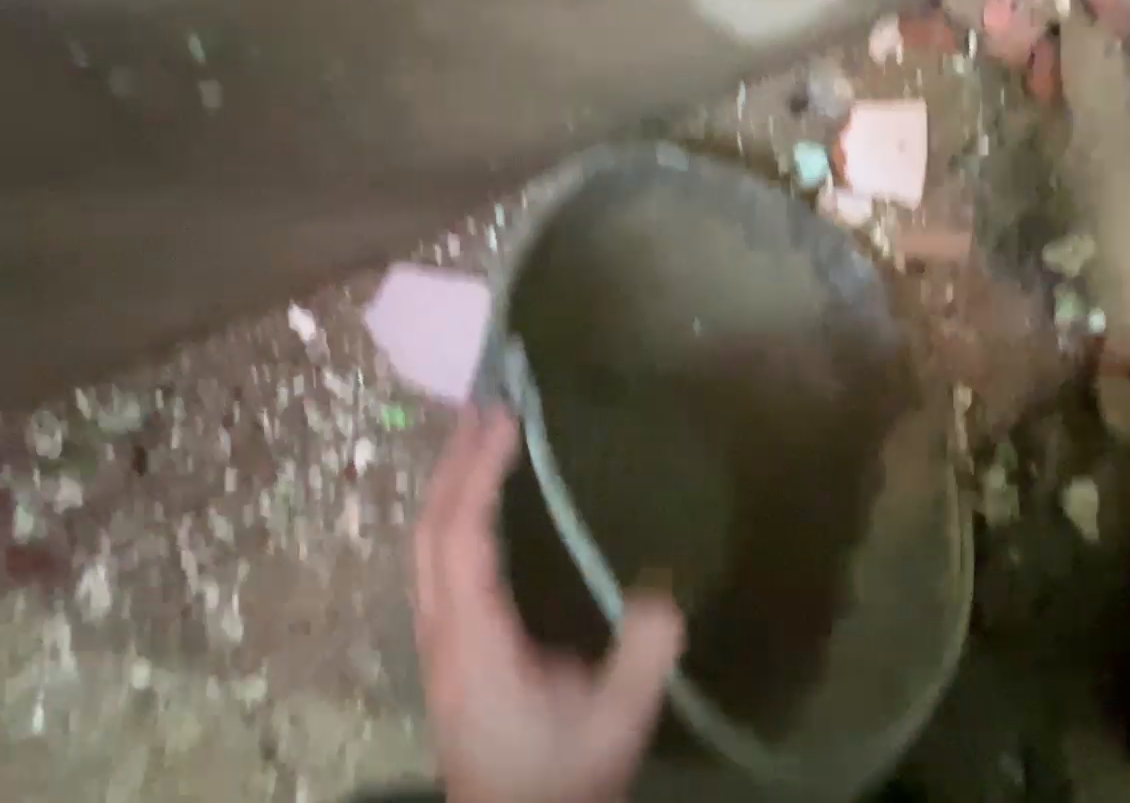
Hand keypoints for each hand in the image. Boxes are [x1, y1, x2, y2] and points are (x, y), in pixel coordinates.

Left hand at [413, 407, 683, 802]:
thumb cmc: (561, 774)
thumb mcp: (615, 720)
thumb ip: (642, 653)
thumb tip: (665, 586)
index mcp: (474, 641)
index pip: (461, 540)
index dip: (477, 475)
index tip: (504, 419)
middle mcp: (443, 631)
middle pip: (428, 532)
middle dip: (452, 462)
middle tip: (488, 403)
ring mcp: (442, 638)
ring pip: (426, 545)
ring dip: (450, 483)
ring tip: (483, 434)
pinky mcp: (455, 643)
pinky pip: (443, 559)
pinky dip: (457, 511)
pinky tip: (485, 497)